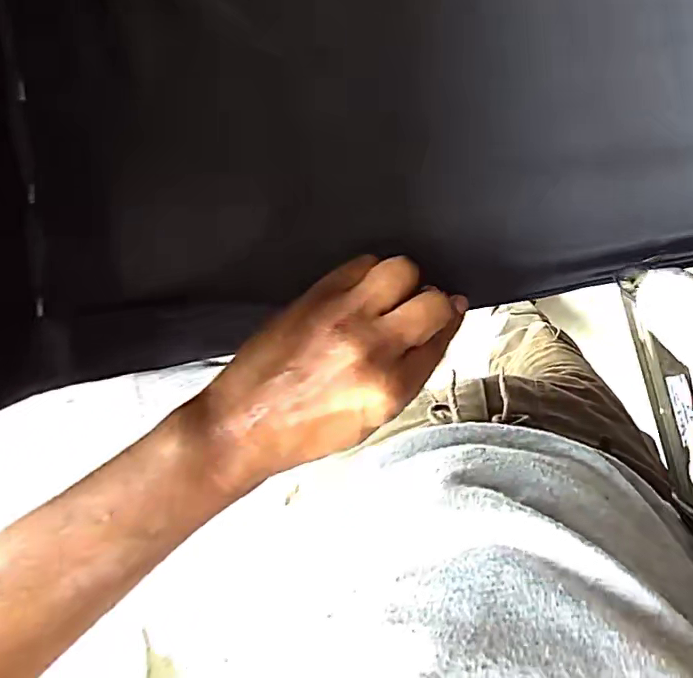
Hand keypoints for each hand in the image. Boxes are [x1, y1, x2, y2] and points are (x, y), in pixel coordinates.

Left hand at [187, 255, 466, 494]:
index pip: (442, 337)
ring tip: (391, 295)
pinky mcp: (318, 295)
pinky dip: (371, 272)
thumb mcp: (374, 418)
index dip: (450, 321)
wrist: (241, 425)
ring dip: (405, 280)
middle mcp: (371, 348)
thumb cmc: (304, 429)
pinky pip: (364, 263)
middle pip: (432, 301)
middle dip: (434, 302)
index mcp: (390, 387)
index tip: (451, 312)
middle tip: (420, 308)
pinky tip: (363, 290)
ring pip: (403, 270)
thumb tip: (438, 331)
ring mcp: (343, 316)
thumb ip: (412, 372)